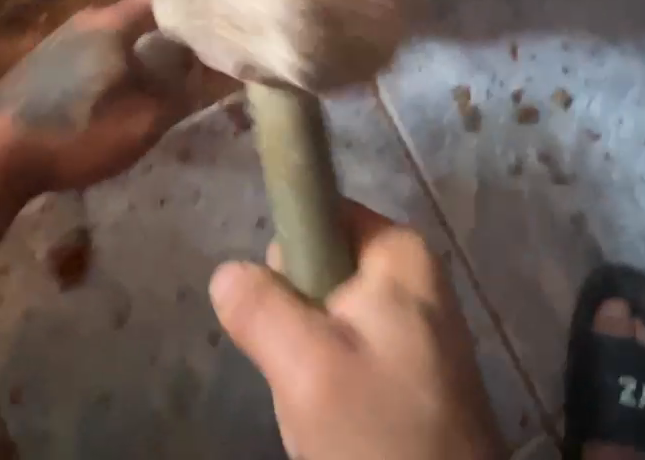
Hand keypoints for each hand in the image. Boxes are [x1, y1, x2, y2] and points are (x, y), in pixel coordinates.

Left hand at [0, 0, 197, 192]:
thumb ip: (180, 92)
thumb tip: (204, 69)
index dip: (196, 6)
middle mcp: (86, 21)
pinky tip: (123, 92)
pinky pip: (94, 56)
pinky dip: (116, 66)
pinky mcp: (41, 68)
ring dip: (143, 53)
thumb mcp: (144, 120)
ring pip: (116, 39)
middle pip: (141, 17)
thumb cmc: (76, 132)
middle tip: (203, 52)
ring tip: (169, 75)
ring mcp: (58, 43)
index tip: (220, 19)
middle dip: (172, 33)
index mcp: (113, 22)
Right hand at [209, 202, 505, 459]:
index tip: (280, 310)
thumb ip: (262, 310)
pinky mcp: (415, 368)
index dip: (289, 258)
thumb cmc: (381, 430)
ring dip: (311, 363)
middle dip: (298, 320)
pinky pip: (350, 357)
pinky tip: (341, 423)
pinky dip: (334, 387)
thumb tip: (226, 272)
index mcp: (399, 250)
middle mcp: (414, 275)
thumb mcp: (306, 366)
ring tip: (323, 406)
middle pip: (320, 271)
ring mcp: (417, 324)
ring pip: (329, 321)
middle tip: (304, 370)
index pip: (320, 215)